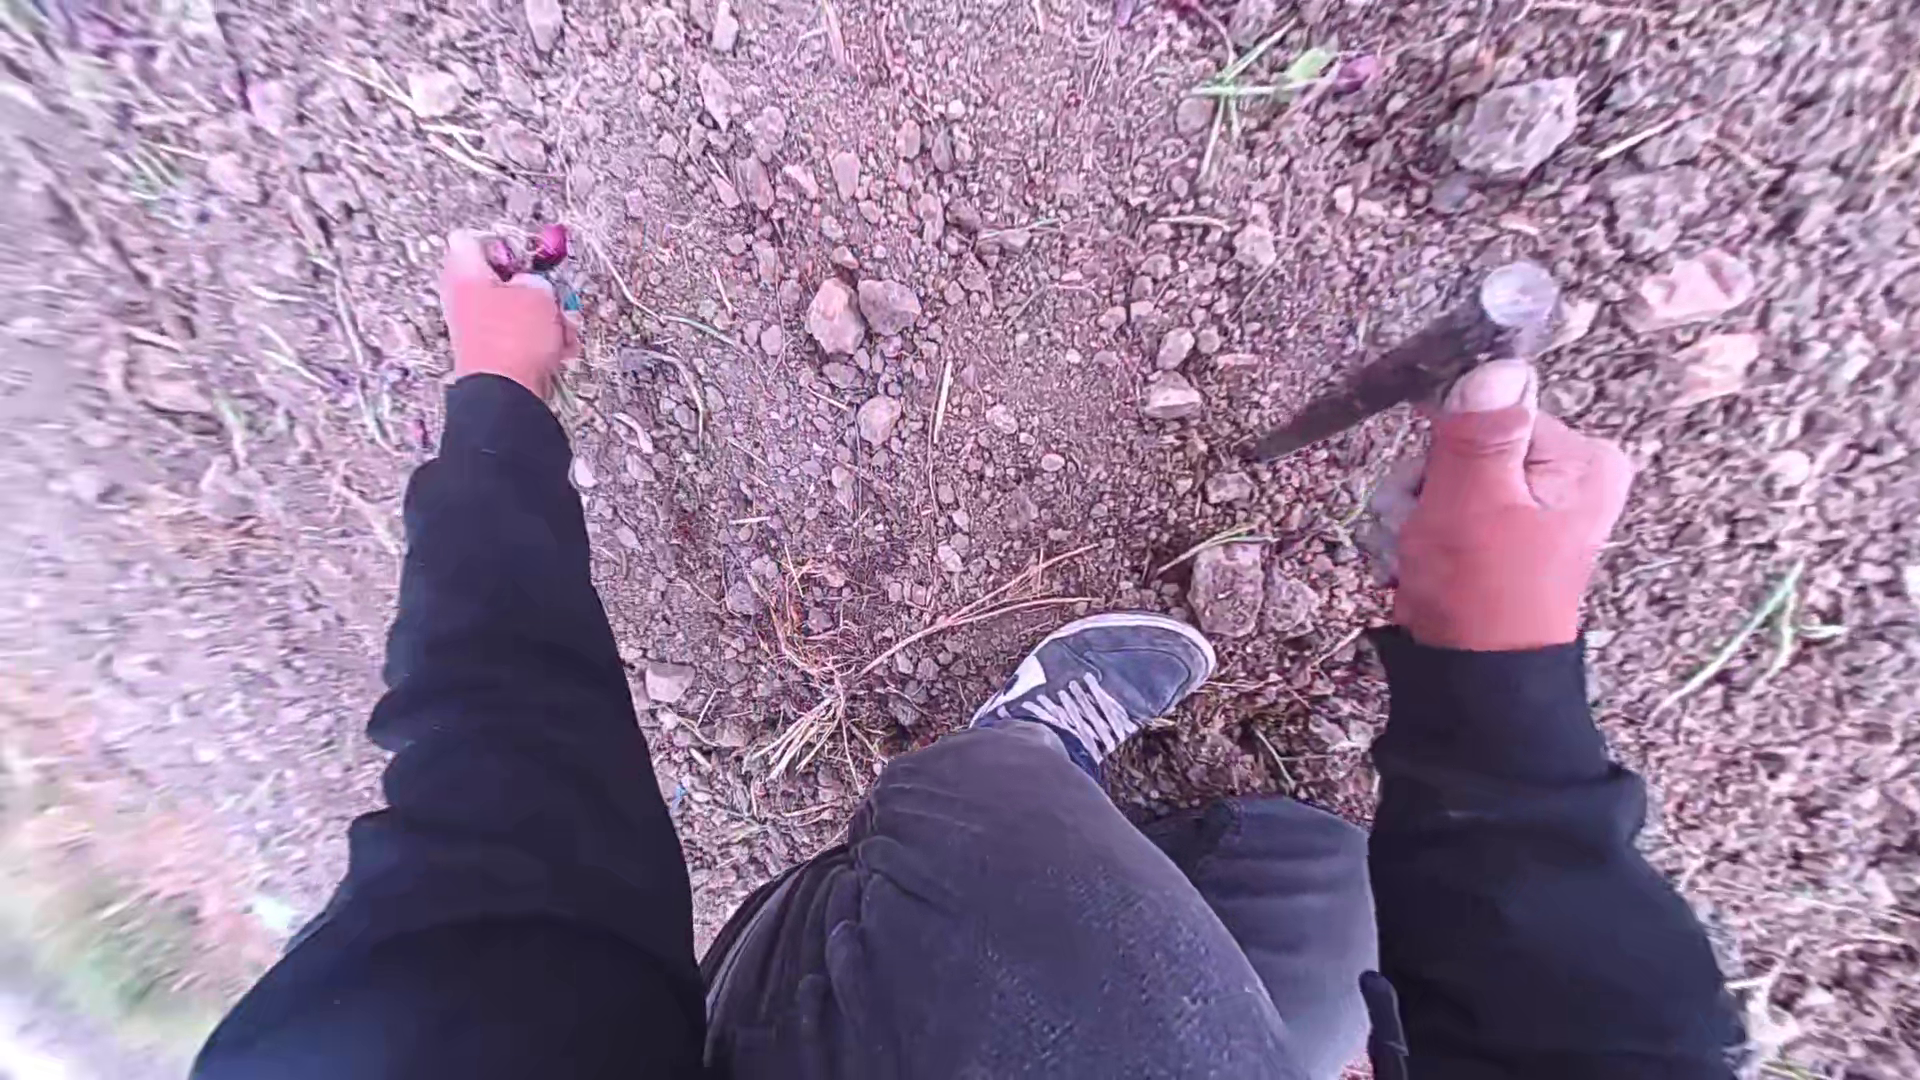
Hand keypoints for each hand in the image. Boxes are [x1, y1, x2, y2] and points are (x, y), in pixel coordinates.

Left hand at [439, 229, 575, 399]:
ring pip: (519, 311)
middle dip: (536, 291)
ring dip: (546, 318)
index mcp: (464, 273)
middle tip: (553, 299)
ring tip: (563, 331)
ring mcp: (479, 326)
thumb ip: (538, 281)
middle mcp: (464, 297)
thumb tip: (537, 286)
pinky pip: (524, 336)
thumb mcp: (538, 296)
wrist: (509, 390)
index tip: (529, 258)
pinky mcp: (496, 350)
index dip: (506, 246)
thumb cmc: (513, 340)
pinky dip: (544, 340)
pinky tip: (559, 349)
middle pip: (503, 280)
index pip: (473, 240)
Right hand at [1371, 360, 1633, 650]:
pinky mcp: (1492, 525)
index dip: (1444, 444)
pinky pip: (1435, 501)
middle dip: (1420, 482)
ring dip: (1409, 507)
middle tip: (1423, 521)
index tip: (1429, 483)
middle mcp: (1558, 474)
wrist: (1469, 664)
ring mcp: (1523, 502)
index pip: (1489, 411)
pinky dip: (1415, 524)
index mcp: (1576, 460)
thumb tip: (1494, 367)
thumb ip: (1479, 437)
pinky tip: (1418, 551)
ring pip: (1435, 474)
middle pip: (1458, 444)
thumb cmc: (1476, 587)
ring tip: (1416, 543)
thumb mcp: (1472, 504)